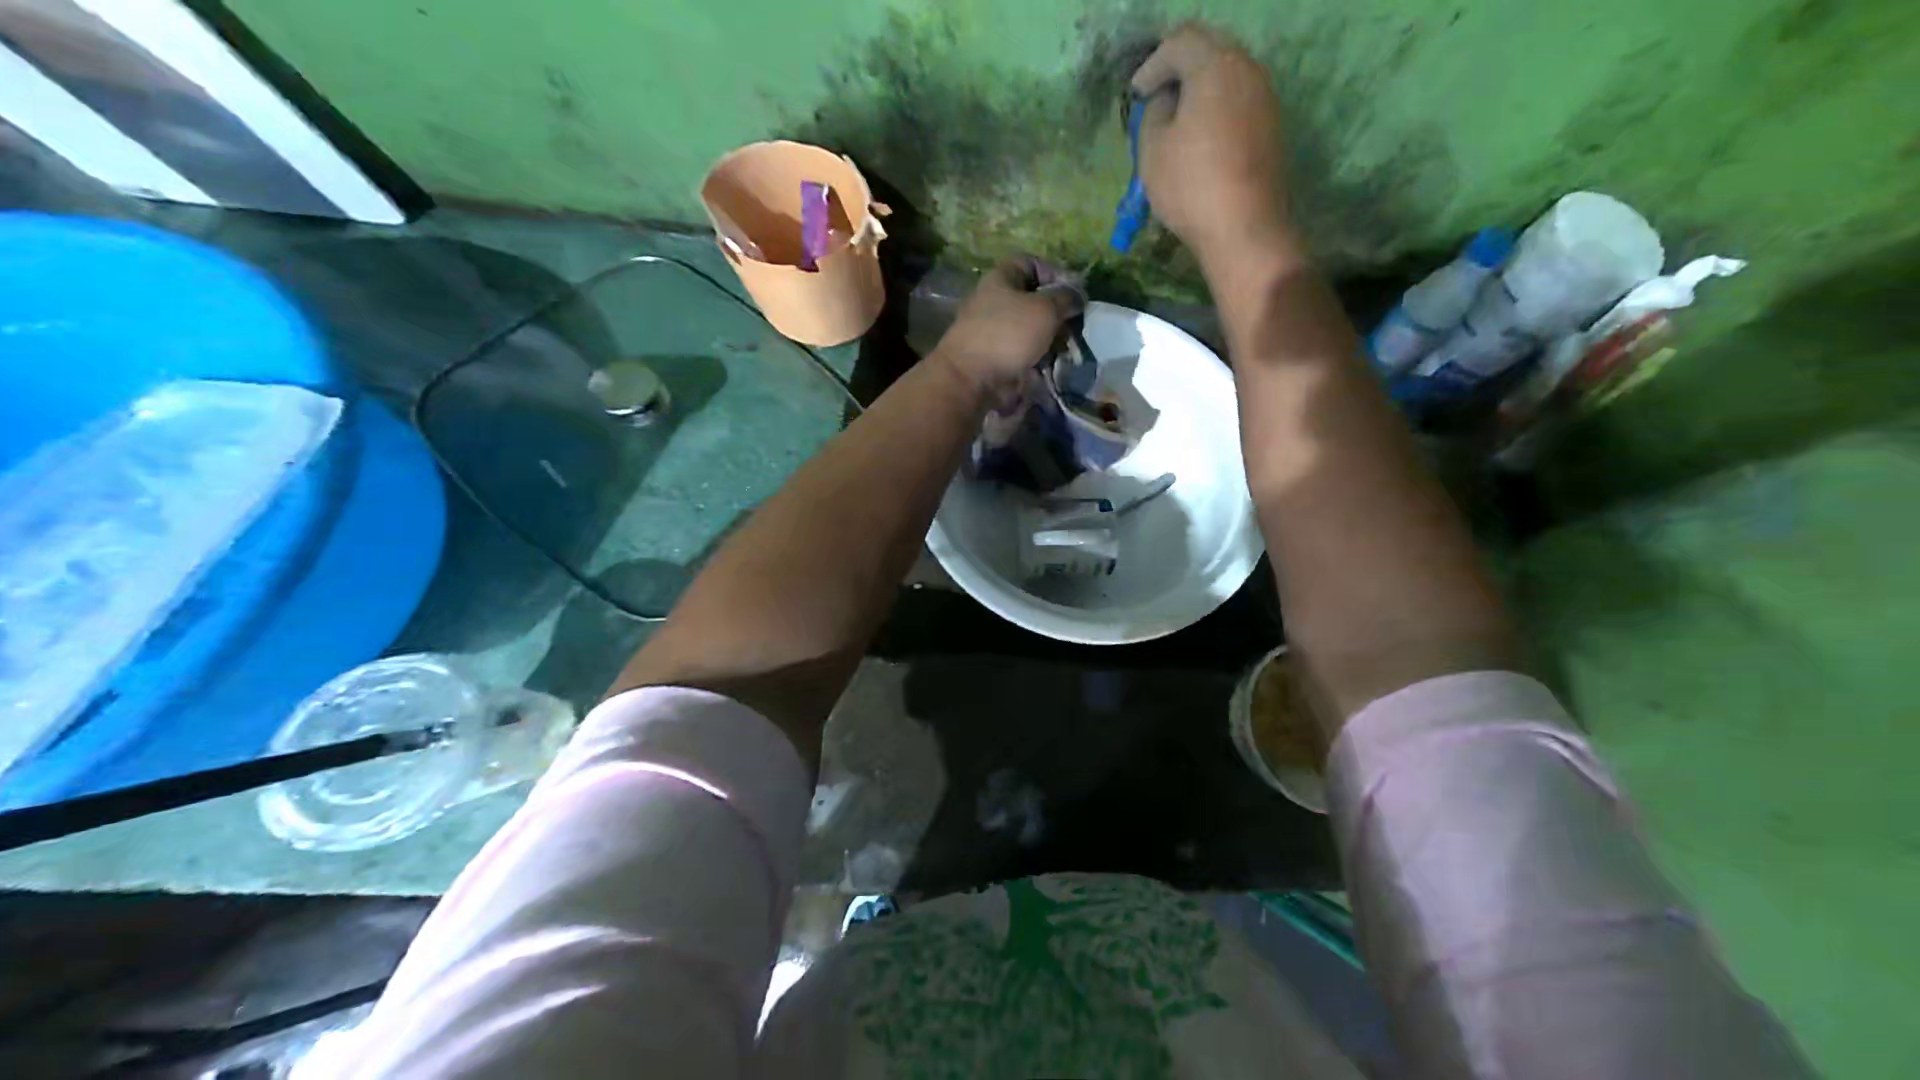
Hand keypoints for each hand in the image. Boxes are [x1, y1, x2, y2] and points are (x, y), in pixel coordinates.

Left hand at [933, 255, 1083, 398]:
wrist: (972, 378)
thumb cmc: (1008, 334)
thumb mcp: (1044, 308)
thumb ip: (1066, 298)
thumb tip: (1078, 296)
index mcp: (1001, 279)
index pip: (1030, 263)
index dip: (1054, 272)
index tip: (1073, 290)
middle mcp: (996, 301)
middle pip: (1033, 298)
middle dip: (1057, 310)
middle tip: (1075, 323)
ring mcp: (995, 331)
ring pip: (1031, 327)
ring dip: (1052, 336)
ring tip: (1069, 345)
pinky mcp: (997, 357)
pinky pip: (1025, 350)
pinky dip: (1040, 355)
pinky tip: (1055, 361)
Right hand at [1131, 24, 1294, 266]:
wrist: (1244, 228)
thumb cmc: (1190, 186)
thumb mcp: (1152, 149)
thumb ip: (1154, 112)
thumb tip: (1168, 101)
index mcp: (1215, 66)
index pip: (1180, 42)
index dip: (1152, 64)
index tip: (1136, 94)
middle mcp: (1247, 70)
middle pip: (1210, 50)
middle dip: (1179, 68)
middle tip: (1155, 96)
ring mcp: (1265, 97)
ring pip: (1227, 76)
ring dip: (1200, 88)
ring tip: (1176, 117)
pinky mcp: (1271, 126)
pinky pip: (1238, 101)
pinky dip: (1216, 107)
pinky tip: (1200, 135)